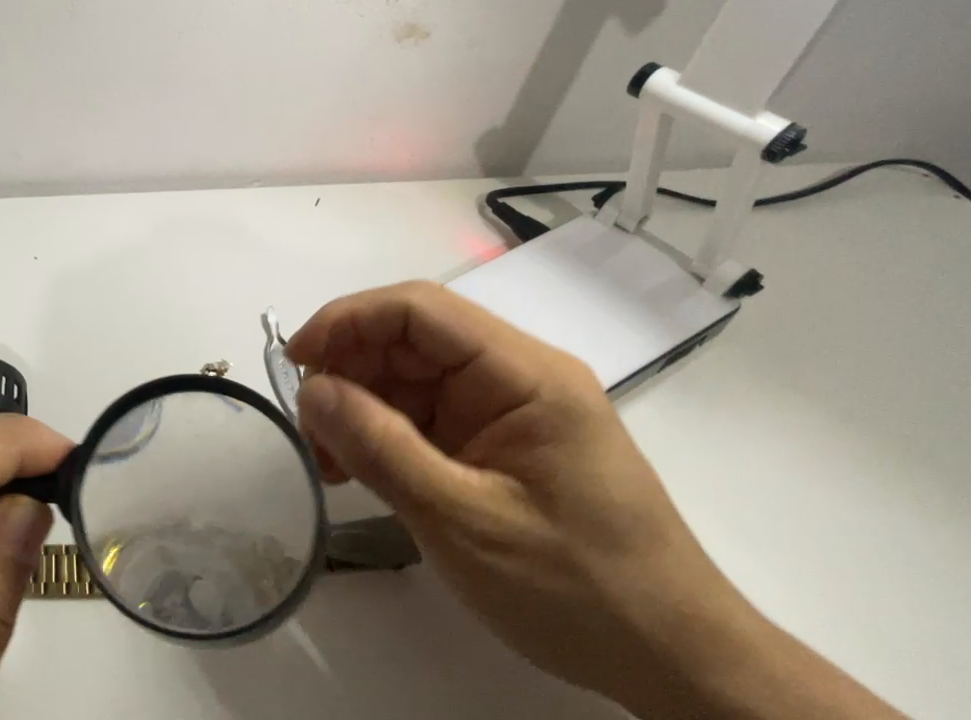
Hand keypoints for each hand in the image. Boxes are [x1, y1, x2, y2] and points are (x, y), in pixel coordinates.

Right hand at [288, 282, 905, 719]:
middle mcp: (519, 376)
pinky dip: (384, 436)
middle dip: (349, 371)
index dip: (348, 320)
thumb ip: (382, 447)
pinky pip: (427, 417)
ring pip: (412, 378)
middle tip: (306, 428)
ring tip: (326, 462)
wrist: (675, 661)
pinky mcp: (501, 443)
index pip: (421, 309)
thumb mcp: (463, 520)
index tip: (295, 361)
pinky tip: (356, 471)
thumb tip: (311, 388)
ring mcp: (510, 410)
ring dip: (360, 408)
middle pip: (412, 340)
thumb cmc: (577, 589)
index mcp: (526, 375)